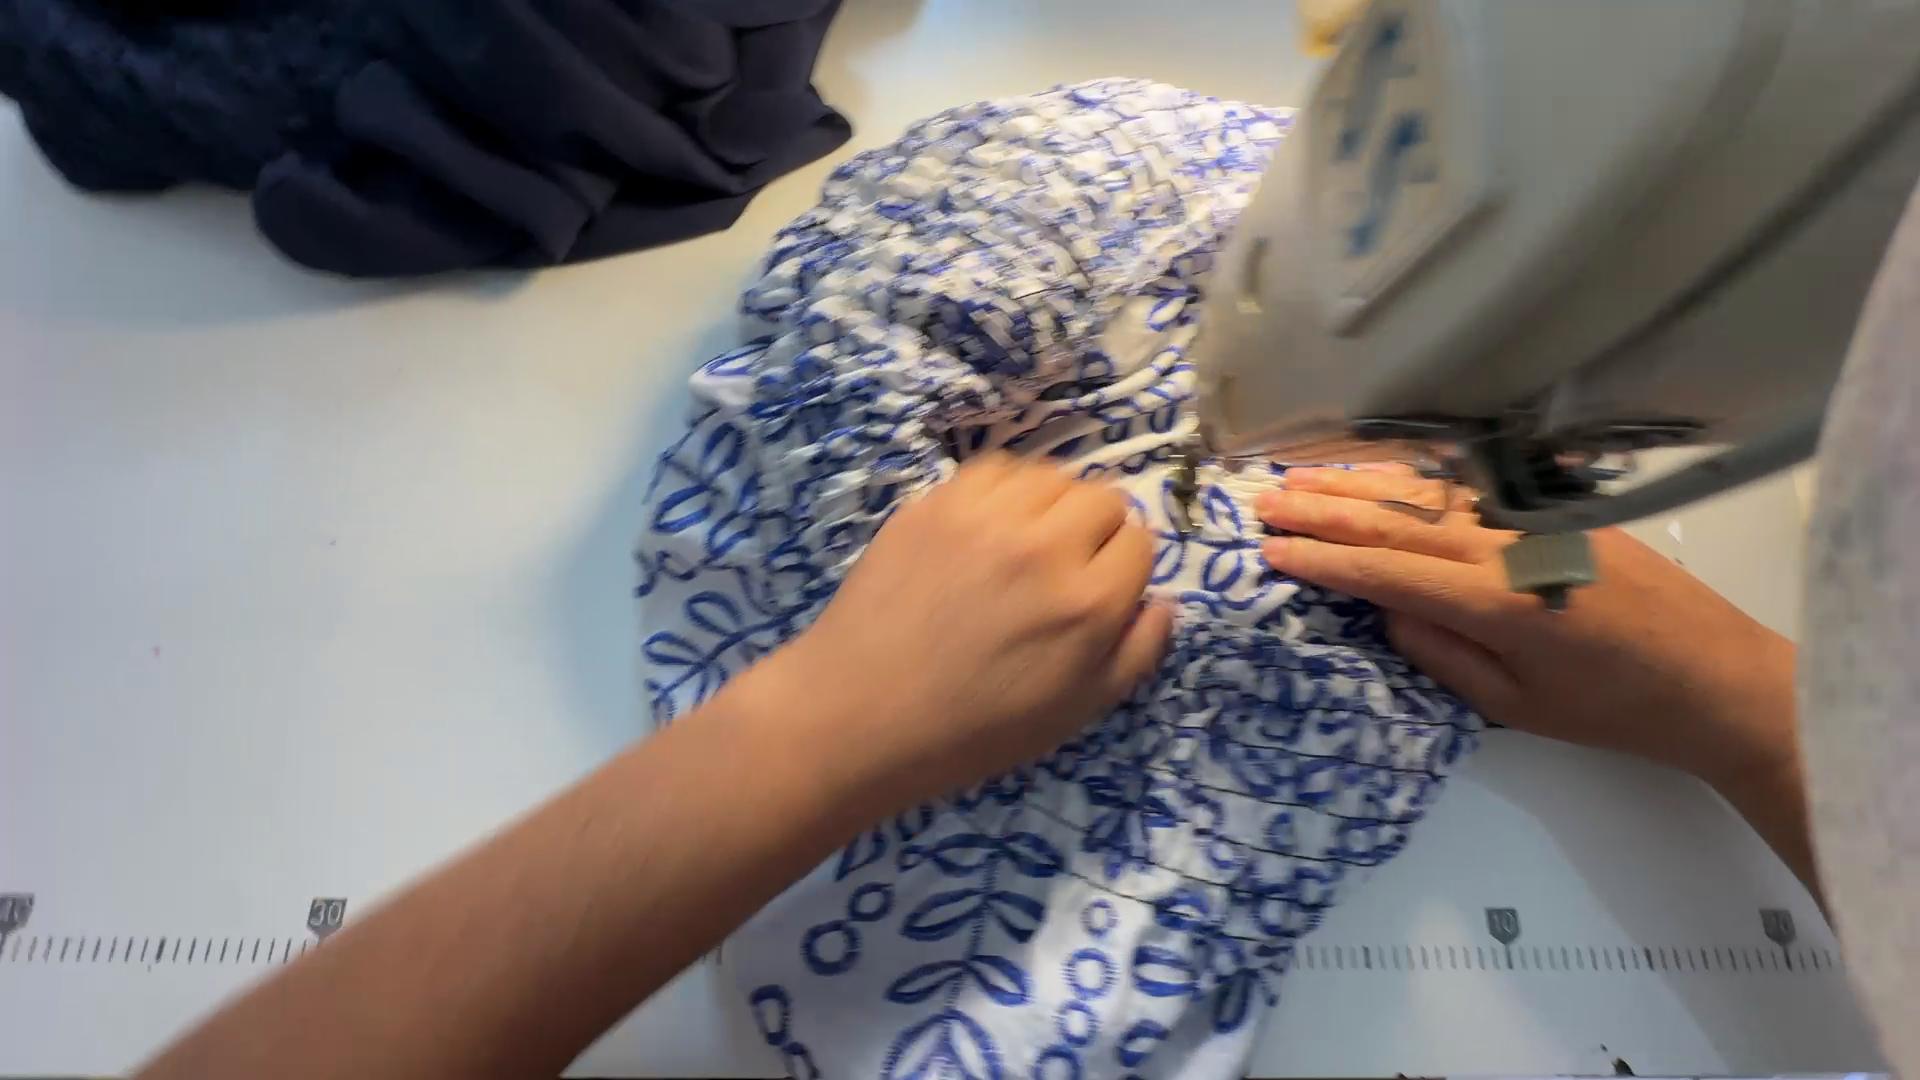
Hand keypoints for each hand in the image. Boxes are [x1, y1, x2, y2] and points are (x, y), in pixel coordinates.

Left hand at [752, 454, 1171, 812]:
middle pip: (1102, 498)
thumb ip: (1137, 652)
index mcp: (1088, 602)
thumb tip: (1164, 600)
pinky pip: (993, 469)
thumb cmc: (974, 728)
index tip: (1101, 586)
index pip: (1140, 543)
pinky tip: (990, 521)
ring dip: (1052, 503)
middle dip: (1097, 530)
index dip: (1125, 565)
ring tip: (1027, 539)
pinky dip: (1005, 488)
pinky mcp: (935, 502)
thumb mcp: (1076, 713)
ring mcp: (983, 516)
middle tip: (1063, 566)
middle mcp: (1043, 545)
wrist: (862, 711)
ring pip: (1050, 475)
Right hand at [1254, 467, 1798, 791]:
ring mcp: (1525, 521)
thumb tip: (1385, 605)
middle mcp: (1502, 547)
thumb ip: (1436, 651)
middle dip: (1319, 510)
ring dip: (1350, 484)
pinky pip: (1456, 489)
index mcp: (1493, 601)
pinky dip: (1402, 477)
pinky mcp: (1544, 512)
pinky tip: (1368, 472)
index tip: (1268, 550)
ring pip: (1418, 492)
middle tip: (1263, 501)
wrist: (1722, 679)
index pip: (1381, 569)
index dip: (1319, 560)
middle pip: (1389, 518)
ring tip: (1296, 476)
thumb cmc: (1608, 709)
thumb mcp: (1510, 704)